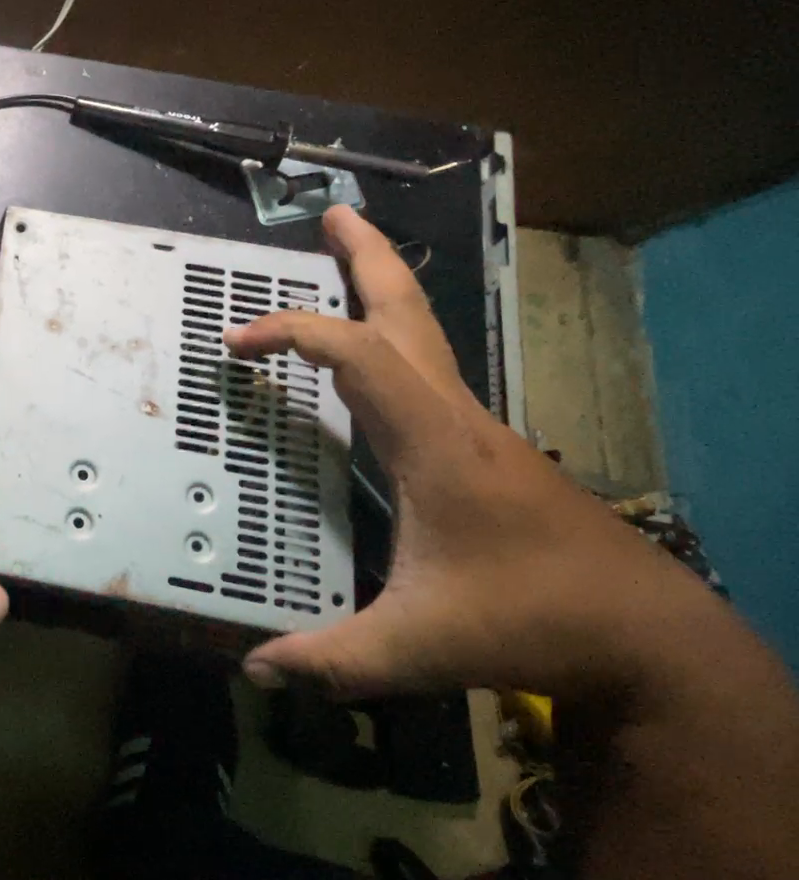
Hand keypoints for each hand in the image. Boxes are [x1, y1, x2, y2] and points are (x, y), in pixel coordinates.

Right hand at [225, 206, 716, 702]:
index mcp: (431, 440)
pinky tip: (366, 363)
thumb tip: (253, 668)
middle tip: (330, 213)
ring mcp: (472, 427)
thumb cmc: (532, 622)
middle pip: (409, 313)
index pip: (353, 353)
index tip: (232, 344)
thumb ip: (333, 658)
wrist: (649, 637)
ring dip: (381, 291)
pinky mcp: (478, 448)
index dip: (289, 333)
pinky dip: (387, 339)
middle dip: (368, 257)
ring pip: (423, 335)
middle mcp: (453, 416)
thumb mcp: (421, 645)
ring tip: (343, 259)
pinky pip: (423, 369)